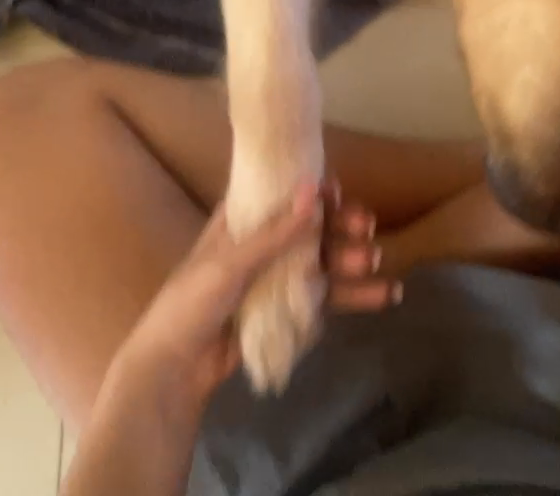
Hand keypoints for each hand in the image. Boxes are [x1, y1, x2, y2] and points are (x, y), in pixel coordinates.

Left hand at [111, 181, 399, 416]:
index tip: (338, 190)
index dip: (313, 191)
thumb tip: (313, 188)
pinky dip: (356, 295)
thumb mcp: (230, 263)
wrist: (174, 371)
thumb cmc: (191, 304)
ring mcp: (279, 279)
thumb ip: (275, 232)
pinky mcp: (291, 311)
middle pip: (312, 227)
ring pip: (324, 261)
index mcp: (241, 222)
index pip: (283, 195)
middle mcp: (265, 245)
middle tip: (367, 227)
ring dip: (352, 259)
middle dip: (342, 226)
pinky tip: (385, 294)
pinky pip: (327, 296)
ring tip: (375, 261)